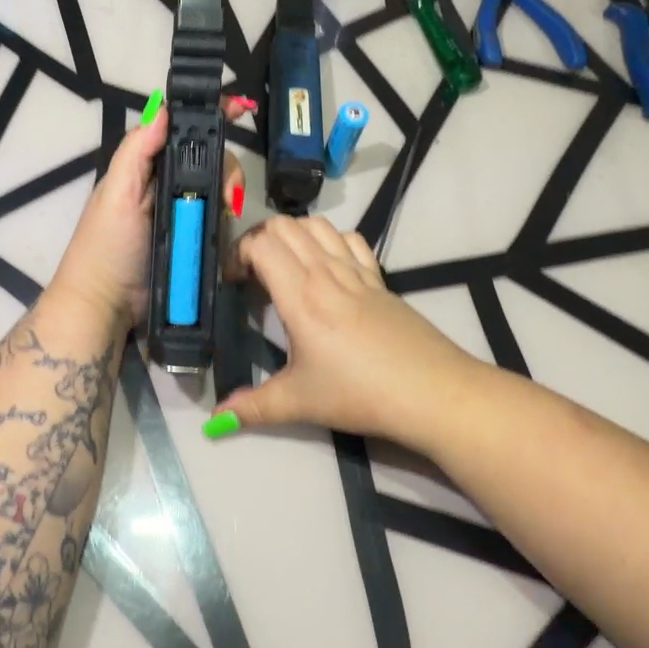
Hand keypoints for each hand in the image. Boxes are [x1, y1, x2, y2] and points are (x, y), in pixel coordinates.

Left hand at [49, 99, 248, 327]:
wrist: (108, 307)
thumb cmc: (106, 245)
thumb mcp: (117, 192)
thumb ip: (137, 150)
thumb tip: (163, 108)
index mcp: (148, 168)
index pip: (183, 133)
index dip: (211, 119)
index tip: (239, 109)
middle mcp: (169, 186)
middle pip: (212, 160)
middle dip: (227, 167)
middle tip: (228, 191)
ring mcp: (186, 215)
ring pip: (222, 190)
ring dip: (230, 195)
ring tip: (227, 211)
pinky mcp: (198, 242)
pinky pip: (224, 223)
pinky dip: (230, 223)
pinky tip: (228, 229)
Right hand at [214, 216, 473, 448]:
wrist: (432, 392)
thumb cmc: (360, 393)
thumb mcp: (299, 403)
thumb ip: (253, 408)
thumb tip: (216, 422)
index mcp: (301, 295)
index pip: (261, 244)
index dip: (238, 254)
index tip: (234, 282)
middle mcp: (326, 272)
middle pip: (285, 225)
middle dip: (260, 239)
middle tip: (253, 272)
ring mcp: (357, 272)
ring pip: (317, 225)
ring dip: (294, 234)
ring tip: (286, 265)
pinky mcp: (379, 279)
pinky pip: (350, 239)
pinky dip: (330, 240)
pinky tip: (327, 266)